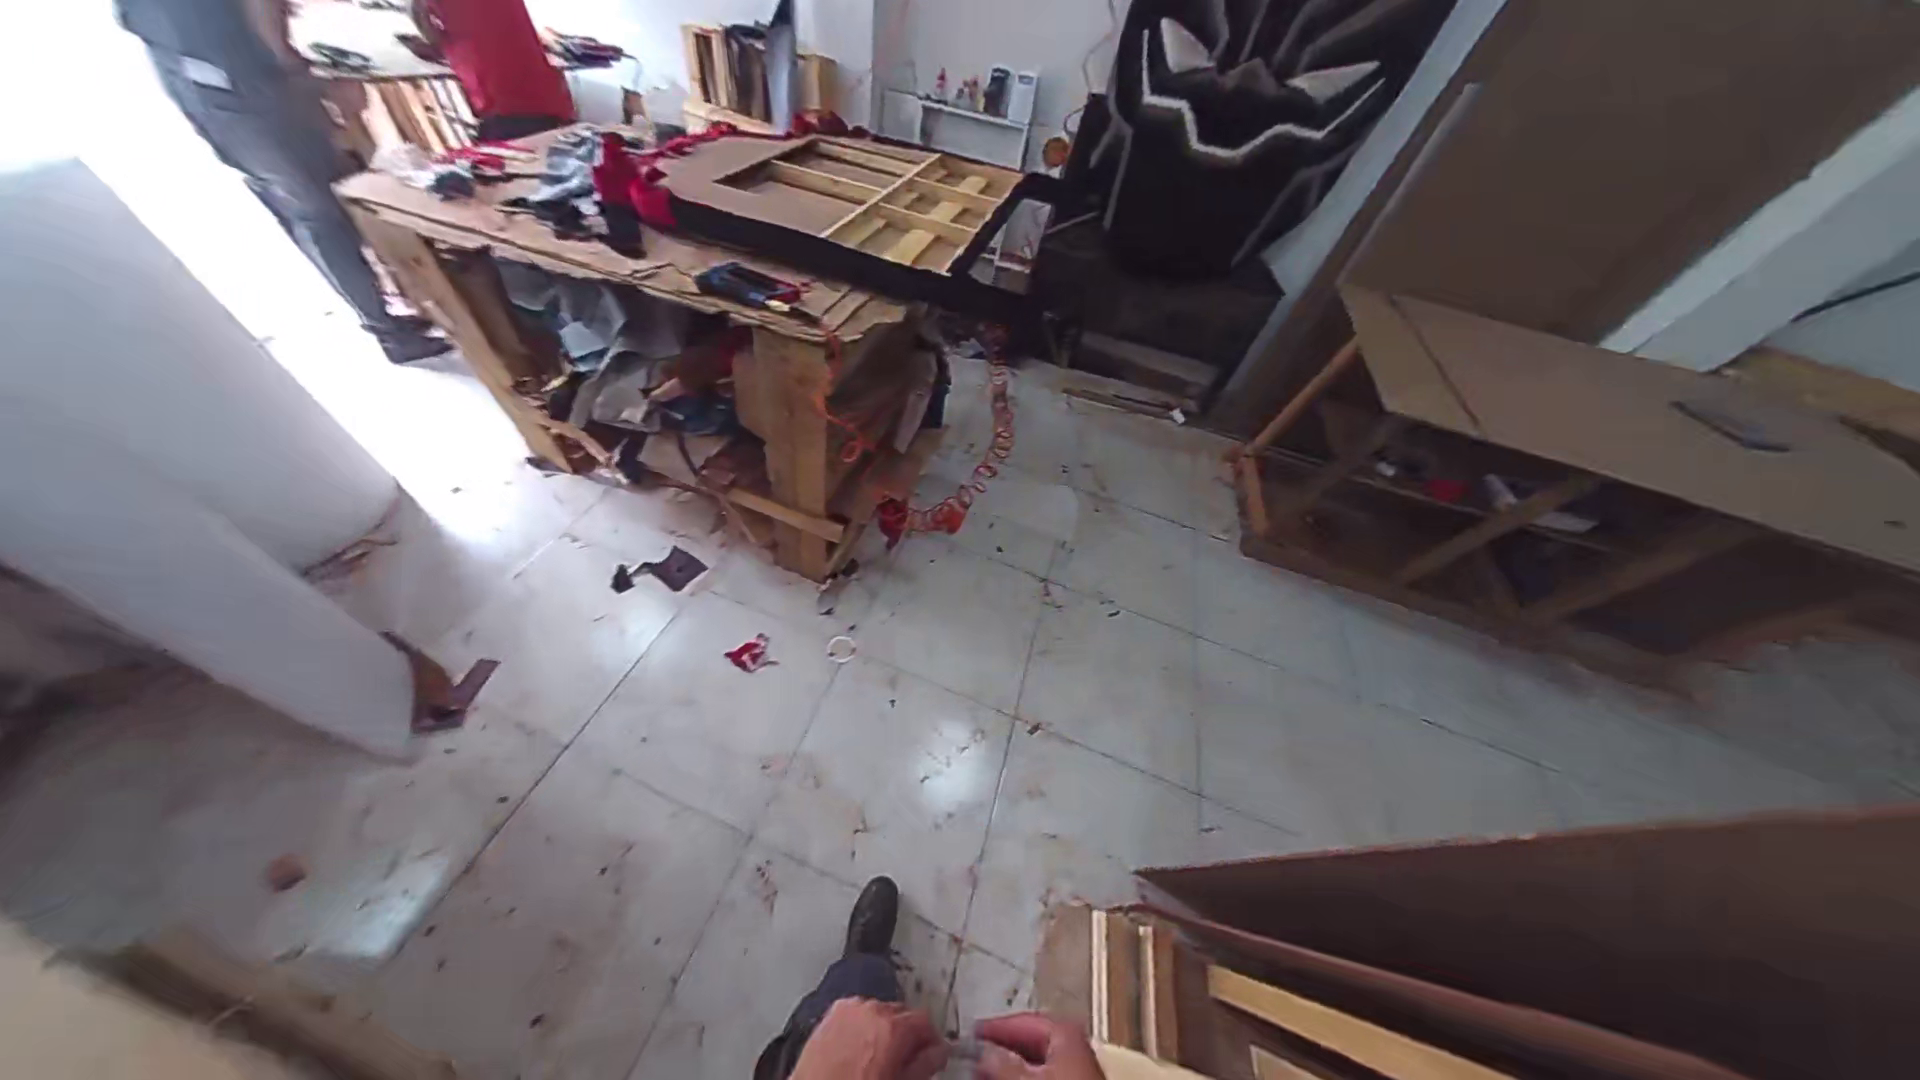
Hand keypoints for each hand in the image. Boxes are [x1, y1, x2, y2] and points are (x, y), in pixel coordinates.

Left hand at [790, 998, 949, 1079]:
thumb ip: (923, 1066)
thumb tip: (939, 1052)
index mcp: (893, 1029)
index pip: (924, 1021)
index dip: (930, 1039)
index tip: (930, 1053)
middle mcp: (874, 1010)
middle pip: (902, 1013)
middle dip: (906, 1034)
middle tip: (902, 1060)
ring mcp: (852, 1008)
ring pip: (879, 1011)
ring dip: (883, 1028)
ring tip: (875, 1057)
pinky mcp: (834, 1011)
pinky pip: (858, 1011)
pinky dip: (862, 1024)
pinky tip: (857, 1049)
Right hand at [973, 1013, 1105, 1079]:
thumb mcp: (1029, 1079)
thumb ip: (1003, 1062)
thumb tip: (984, 1050)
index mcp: (1065, 1030)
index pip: (1022, 1021)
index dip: (995, 1027)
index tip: (973, 1034)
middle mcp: (1073, 1043)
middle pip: (1029, 1041)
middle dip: (1003, 1049)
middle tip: (977, 1057)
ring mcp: (1077, 1068)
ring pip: (1036, 1061)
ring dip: (1012, 1066)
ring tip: (988, 1073)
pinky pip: (1045, 1074)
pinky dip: (1026, 1077)